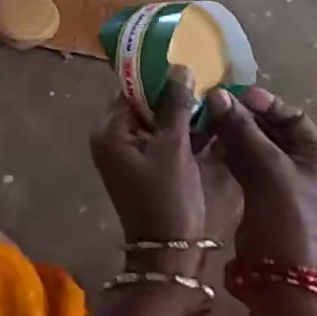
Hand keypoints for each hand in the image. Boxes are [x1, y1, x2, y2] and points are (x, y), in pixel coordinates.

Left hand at [91, 68, 205, 275]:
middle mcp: (111, 137)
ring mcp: (127, 153)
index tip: (185, 60)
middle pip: (143, 102)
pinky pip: (159, 137)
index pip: (132, 88)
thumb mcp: (174, 147)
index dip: (158, 75)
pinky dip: (177, 130)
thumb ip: (176, 104)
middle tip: (202, 76)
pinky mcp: (143, 165)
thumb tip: (180, 66)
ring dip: (178, 110)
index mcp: (109, 130)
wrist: (168, 255)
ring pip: (154, 119)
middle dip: (171, 92)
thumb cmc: (167, 198)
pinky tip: (204, 119)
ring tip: (208, 93)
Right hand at [205, 87, 316, 266]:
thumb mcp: (268, 166)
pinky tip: (212, 137)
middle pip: (274, 131)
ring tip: (211, 115)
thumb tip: (216, 95)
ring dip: (235, 130)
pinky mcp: (260, 194)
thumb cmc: (284, 214)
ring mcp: (281, 183)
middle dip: (247, 117)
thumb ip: (243, 129)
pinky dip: (230, 148)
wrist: (273, 274)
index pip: (295, 119)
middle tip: (220, 103)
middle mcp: (304, 169)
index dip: (269, 105)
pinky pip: (246, 161)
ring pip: (256, 145)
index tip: (241, 95)